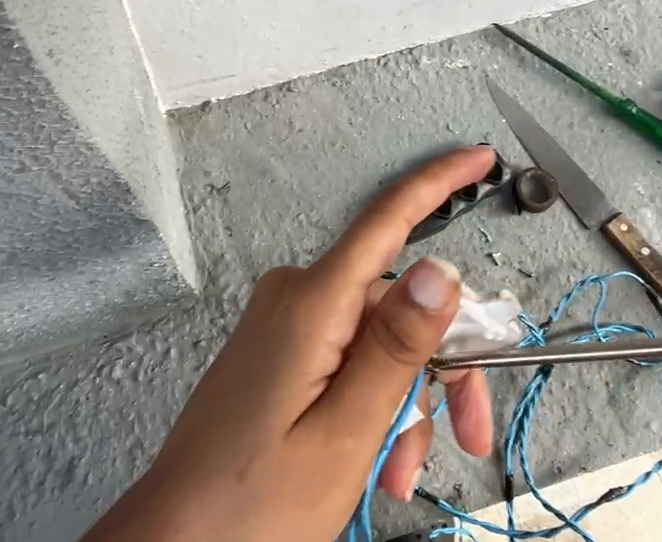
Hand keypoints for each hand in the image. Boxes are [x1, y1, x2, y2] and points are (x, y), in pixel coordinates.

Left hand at [83, 147, 497, 541]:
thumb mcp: (346, 431)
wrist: (180, 537)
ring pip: (382, 339)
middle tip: (467, 436)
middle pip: (400, 303)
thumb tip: (440, 270)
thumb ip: (395, 347)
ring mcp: (289, 321)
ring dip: (407, 401)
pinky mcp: (284, 346)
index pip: (387, 220)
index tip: (480, 157)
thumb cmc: (254, 499)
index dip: (439, 183)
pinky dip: (376, 401)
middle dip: (440, 369)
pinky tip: (375, 456)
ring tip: (398, 468)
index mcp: (312, 304)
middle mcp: (298, 296)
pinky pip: (351, 355)